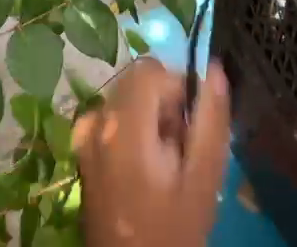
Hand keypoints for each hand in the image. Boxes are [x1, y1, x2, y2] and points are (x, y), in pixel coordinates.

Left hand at [74, 60, 230, 246]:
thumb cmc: (172, 229)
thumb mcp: (203, 178)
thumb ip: (211, 119)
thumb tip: (214, 67)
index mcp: (122, 125)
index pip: (151, 70)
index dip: (178, 87)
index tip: (191, 123)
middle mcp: (96, 122)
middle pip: (136, 82)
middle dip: (165, 102)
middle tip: (181, 146)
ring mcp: (84, 137)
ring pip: (126, 98)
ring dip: (150, 116)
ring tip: (166, 160)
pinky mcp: (82, 152)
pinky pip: (112, 118)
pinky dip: (132, 128)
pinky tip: (146, 165)